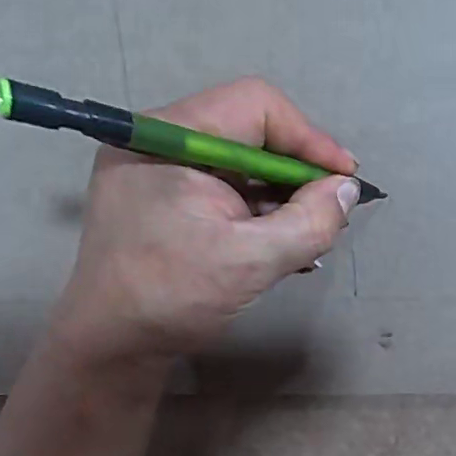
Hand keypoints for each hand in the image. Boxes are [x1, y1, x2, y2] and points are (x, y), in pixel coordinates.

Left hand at [50, 78, 360, 364]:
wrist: (109, 348)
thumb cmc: (170, 297)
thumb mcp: (249, 261)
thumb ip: (308, 222)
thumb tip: (346, 190)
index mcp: (168, 137)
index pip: (254, 107)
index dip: (307, 138)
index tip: (343, 178)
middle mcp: (159, 143)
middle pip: (248, 133)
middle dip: (296, 172)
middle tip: (331, 209)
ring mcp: (158, 173)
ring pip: (238, 165)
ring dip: (280, 196)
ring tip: (312, 232)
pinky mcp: (162, 202)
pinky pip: (221, 190)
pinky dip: (255, 212)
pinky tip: (281, 243)